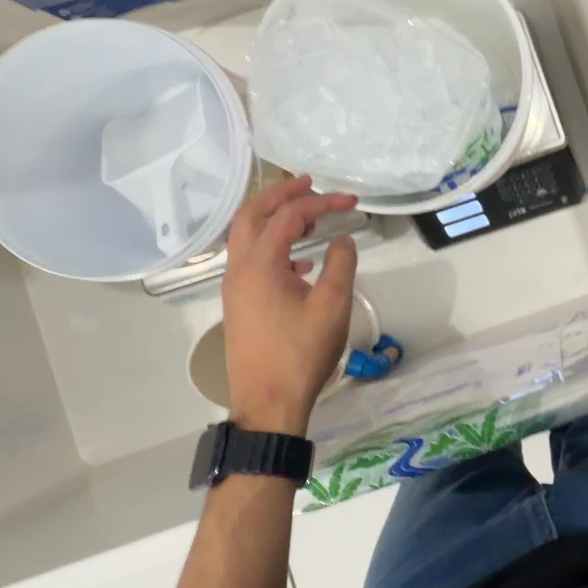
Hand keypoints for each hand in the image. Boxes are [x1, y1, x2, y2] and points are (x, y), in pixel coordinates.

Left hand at [220, 175, 360, 435]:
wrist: (267, 403)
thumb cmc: (301, 353)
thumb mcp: (333, 306)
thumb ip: (340, 265)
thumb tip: (343, 240)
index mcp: (259, 264)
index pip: (289, 217)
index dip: (321, 203)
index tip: (351, 202)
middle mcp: (239, 269)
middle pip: (251, 215)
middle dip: (280, 195)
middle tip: (309, 183)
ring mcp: (236, 288)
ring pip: (247, 237)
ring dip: (274, 219)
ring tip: (308, 216)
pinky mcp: (240, 304)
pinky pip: (252, 260)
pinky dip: (274, 246)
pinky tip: (301, 262)